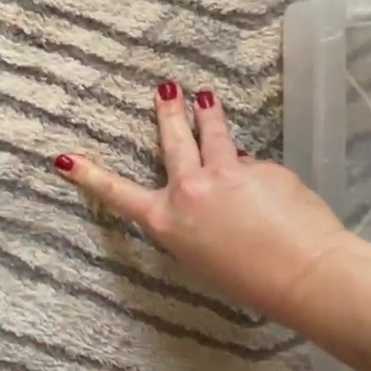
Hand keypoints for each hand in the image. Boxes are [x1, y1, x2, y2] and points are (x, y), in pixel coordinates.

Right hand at [52, 82, 359, 319]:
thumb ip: (192, 215)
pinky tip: (273, 196)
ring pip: (215, 136)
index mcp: (166, 219)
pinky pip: (253, 167)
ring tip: (205, 97)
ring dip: (208, 114)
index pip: (117, 193)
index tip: (65, 159)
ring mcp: (227, 174)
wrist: (306, 273)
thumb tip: (210, 177)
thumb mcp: (198, 253)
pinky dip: (255, 176)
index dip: (88, 175)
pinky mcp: (264, 169)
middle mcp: (189, 190)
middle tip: (165, 90)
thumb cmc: (249, 279)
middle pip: (174, 142)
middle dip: (167, 113)